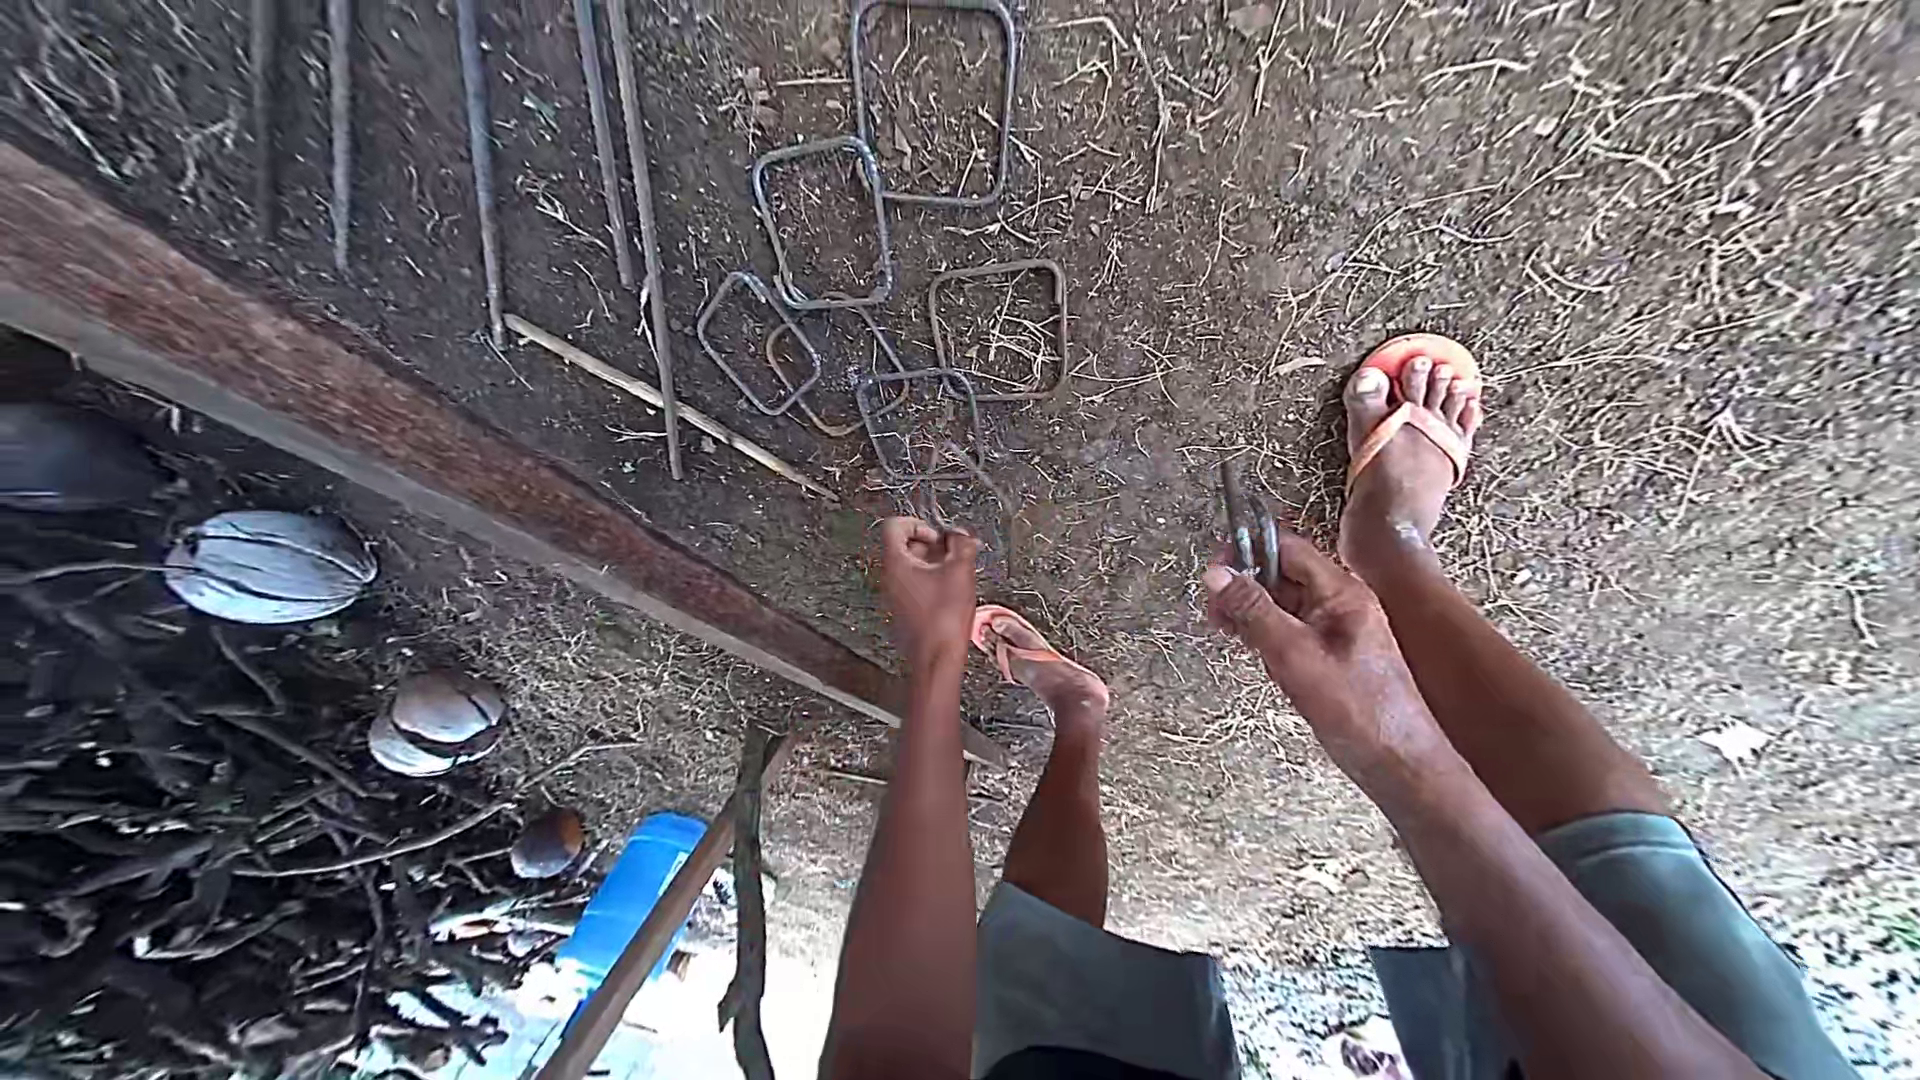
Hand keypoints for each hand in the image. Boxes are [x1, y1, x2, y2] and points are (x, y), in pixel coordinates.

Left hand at [878, 517, 978, 667]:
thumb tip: (961, 535)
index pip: (894, 525)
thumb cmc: (943, 617)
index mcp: (895, 562)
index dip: (919, 524)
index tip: (938, 536)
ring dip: (935, 563)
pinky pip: (915, 584)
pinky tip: (951, 591)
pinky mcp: (904, 608)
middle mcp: (889, 576)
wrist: (937, 657)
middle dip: (933, 544)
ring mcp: (894, 594)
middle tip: (954, 553)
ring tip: (957, 573)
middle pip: (905, 545)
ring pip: (912, 565)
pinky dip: (932, 580)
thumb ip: (962, 544)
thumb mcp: (960, 570)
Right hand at [1201, 530, 1451, 782]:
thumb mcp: (1292, 653)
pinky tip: (1254, 652)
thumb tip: (1217, 575)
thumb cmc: (1357, 710)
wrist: (1397, 763)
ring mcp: (1333, 629)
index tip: (1214, 573)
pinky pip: (1286, 629)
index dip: (1246, 553)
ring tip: (1230, 633)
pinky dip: (1263, 635)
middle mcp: (1338, 604)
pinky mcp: (1326, 653)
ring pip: (1279, 604)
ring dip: (1249, 613)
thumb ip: (1252, 609)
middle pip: (1279, 575)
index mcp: (1341, 593)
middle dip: (1242, 588)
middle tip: (1216, 611)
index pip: (1286, 549)